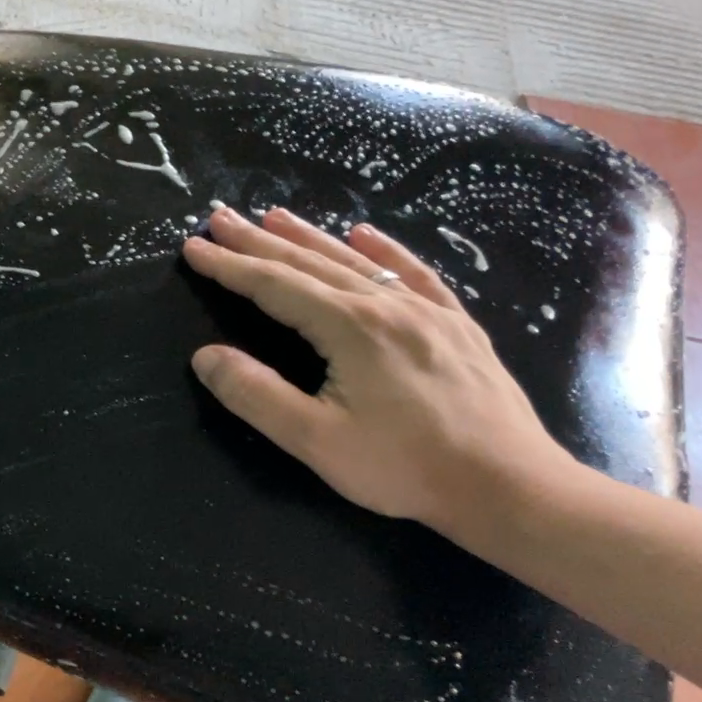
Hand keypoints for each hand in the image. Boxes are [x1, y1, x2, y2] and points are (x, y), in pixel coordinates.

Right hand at [182, 206, 576, 533]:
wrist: (508, 486)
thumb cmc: (401, 466)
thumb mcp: (312, 439)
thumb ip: (255, 393)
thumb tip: (205, 355)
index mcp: (351, 329)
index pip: (274, 286)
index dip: (229, 267)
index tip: (193, 248)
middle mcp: (389, 307)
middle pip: (311, 263)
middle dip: (258, 241)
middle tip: (219, 218)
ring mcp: (429, 313)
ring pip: (357, 262)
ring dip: (309, 237)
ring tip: (273, 216)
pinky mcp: (456, 327)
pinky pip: (414, 275)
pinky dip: (384, 251)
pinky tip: (366, 235)